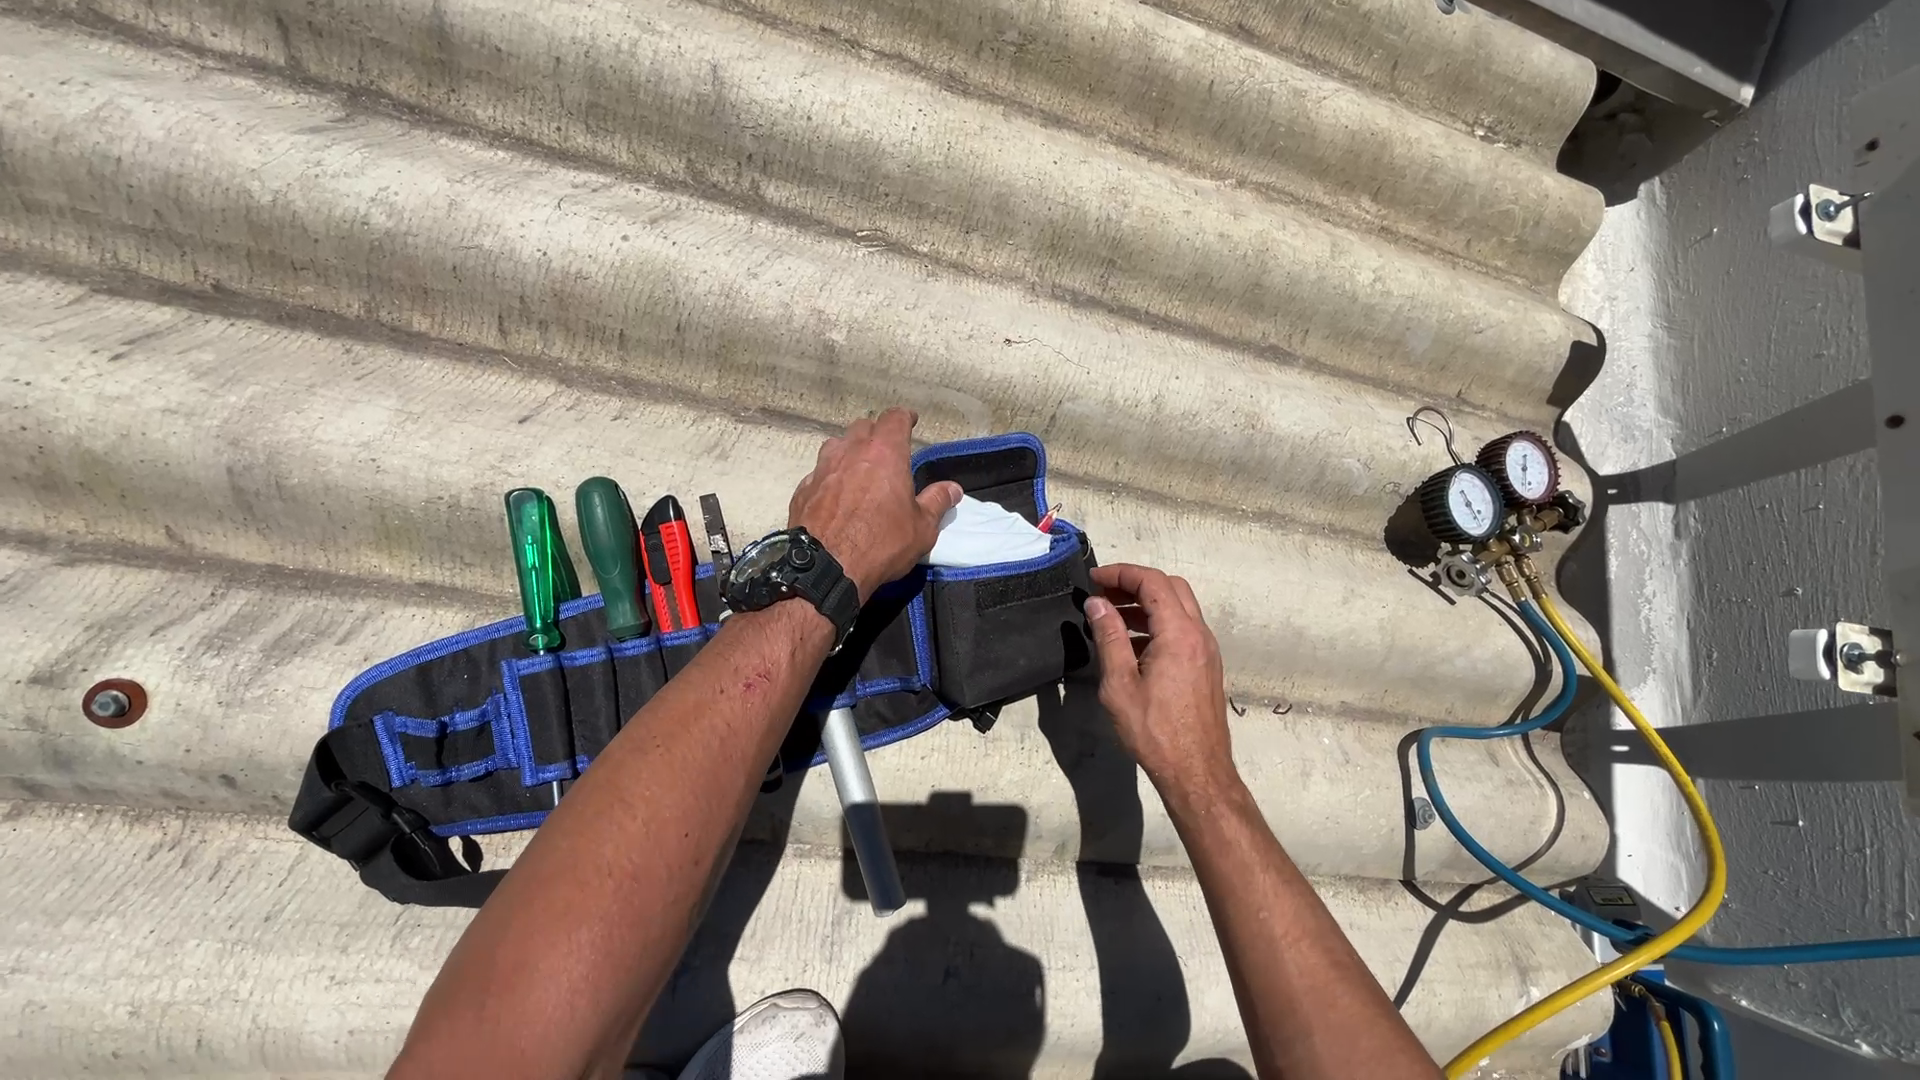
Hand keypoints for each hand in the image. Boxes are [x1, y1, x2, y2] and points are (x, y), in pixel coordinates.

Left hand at [789, 407, 963, 601]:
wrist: (827, 567)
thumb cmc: (881, 544)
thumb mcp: (921, 528)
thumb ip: (937, 502)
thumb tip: (953, 489)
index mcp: (885, 453)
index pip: (895, 418)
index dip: (904, 418)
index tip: (910, 421)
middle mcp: (851, 451)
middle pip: (863, 427)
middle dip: (876, 434)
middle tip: (887, 451)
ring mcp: (822, 469)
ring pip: (837, 445)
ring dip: (850, 451)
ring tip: (859, 469)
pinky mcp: (803, 489)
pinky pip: (819, 473)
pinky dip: (830, 478)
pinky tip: (836, 496)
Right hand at [1083, 564, 1235, 794]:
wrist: (1196, 772)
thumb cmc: (1153, 731)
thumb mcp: (1120, 684)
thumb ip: (1109, 637)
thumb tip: (1097, 604)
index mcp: (1179, 634)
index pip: (1153, 582)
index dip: (1121, 573)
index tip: (1094, 579)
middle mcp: (1199, 635)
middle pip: (1171, 587)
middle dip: (1135, 584)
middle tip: (1103, 594)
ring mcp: (1207, 651)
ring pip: (1179, 608)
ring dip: (1146, 605)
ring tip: (1110, 619)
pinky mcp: (1206, 666)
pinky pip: (1183, 630)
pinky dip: (1157, 624)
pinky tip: (1131, 646)